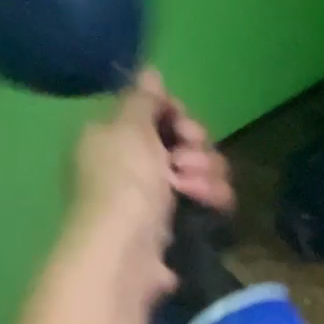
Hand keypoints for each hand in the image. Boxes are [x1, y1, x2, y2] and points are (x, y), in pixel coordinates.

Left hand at [71, 68, 233, 293]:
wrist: (125, 252)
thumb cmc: (122, 182)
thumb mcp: (130, 128)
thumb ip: (143, 99)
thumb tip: (148, 71)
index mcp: (111, 138)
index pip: (155, 114)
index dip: (176, 115)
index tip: (181, 123)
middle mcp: (131, 165)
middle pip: (183, 141)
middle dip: (196, 146)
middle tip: (186, 158)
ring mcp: (155, 197)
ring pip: (201, 168)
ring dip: (206, 172)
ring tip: (193, 188)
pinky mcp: (177, 224)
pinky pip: (207, 198)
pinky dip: (211, 196)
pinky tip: (206, 201)